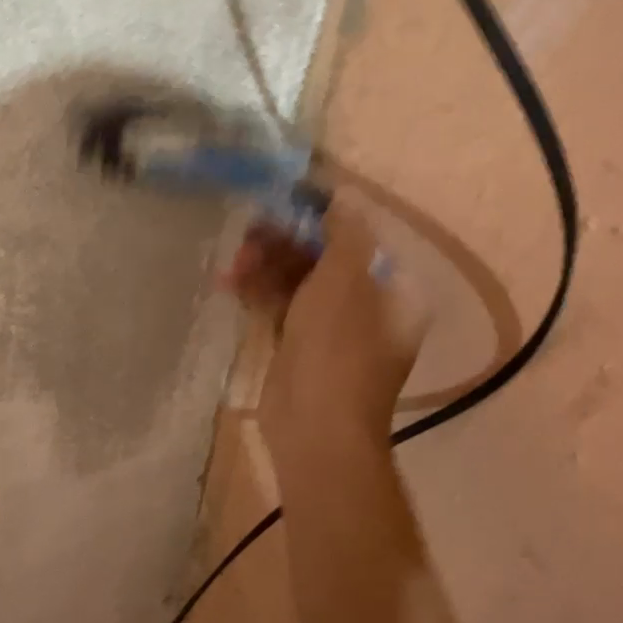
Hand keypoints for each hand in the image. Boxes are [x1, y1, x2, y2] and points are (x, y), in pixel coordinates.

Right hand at [222, 189, 429, 445]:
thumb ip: (345, 231)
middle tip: (248, 232)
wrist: (316, 430)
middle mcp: (368, 307)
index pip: (357, 236)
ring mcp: (333, 331)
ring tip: (234, 264)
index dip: (319, 214)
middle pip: (324, 258)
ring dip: (266, 267)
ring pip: (298, 283)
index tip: (282, 201)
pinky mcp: (301, 350)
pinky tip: (230, 283)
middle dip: (284, 243)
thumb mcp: (345, 279)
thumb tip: (341, 192)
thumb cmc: (337, 350)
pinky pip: (282, 309)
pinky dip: (260, 294)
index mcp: (392, 289)